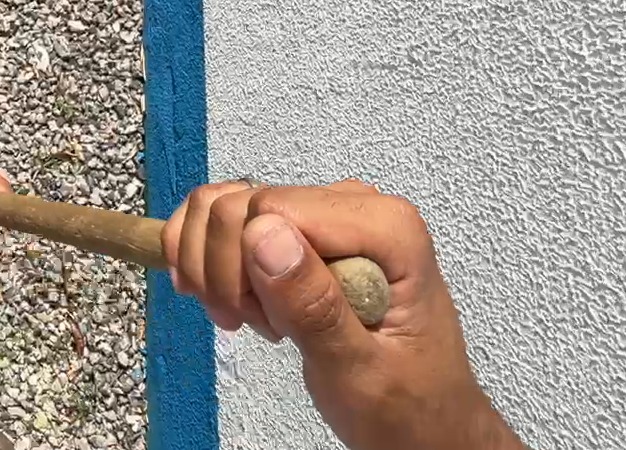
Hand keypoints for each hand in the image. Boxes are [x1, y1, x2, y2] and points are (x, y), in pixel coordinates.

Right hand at [163, 181, 522, 449]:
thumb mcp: (360, 374)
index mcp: (384, 226)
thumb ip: (315, 307)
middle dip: (224, 269)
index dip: (244, 264)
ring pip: (219, 204)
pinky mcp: (298, 220)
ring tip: (244, 314)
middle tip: (247, 323)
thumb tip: (261, 234)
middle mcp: (352, 200)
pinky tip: (221, 292)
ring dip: (212, 265)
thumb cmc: (402, 408)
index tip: (258, 323)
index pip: (270, 208)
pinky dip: (203, 251)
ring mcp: (321, 208)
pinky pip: (222, 211)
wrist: (422, 424)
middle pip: (239, 204)